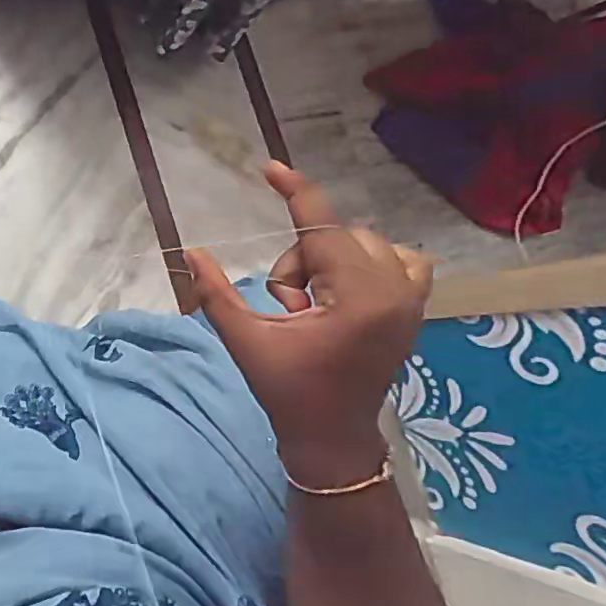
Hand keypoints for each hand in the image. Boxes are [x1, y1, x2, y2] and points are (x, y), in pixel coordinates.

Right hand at [185, 162, 433, 485]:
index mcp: (358, 299)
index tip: (271, 169)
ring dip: (328, 261)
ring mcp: (412, 300)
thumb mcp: (245, 339)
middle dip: (300, 262)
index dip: (295, 193)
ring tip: (313, 305)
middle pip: (336, 237)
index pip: (323, 228)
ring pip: (363, 243)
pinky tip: (345, 288)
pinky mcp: (414, 308)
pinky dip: (367, 260)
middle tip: (286, 308)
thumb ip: (216, 292)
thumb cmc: (288, 391)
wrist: (333, 437)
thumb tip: (191, 251)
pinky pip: (399, 257)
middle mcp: (395, 292)